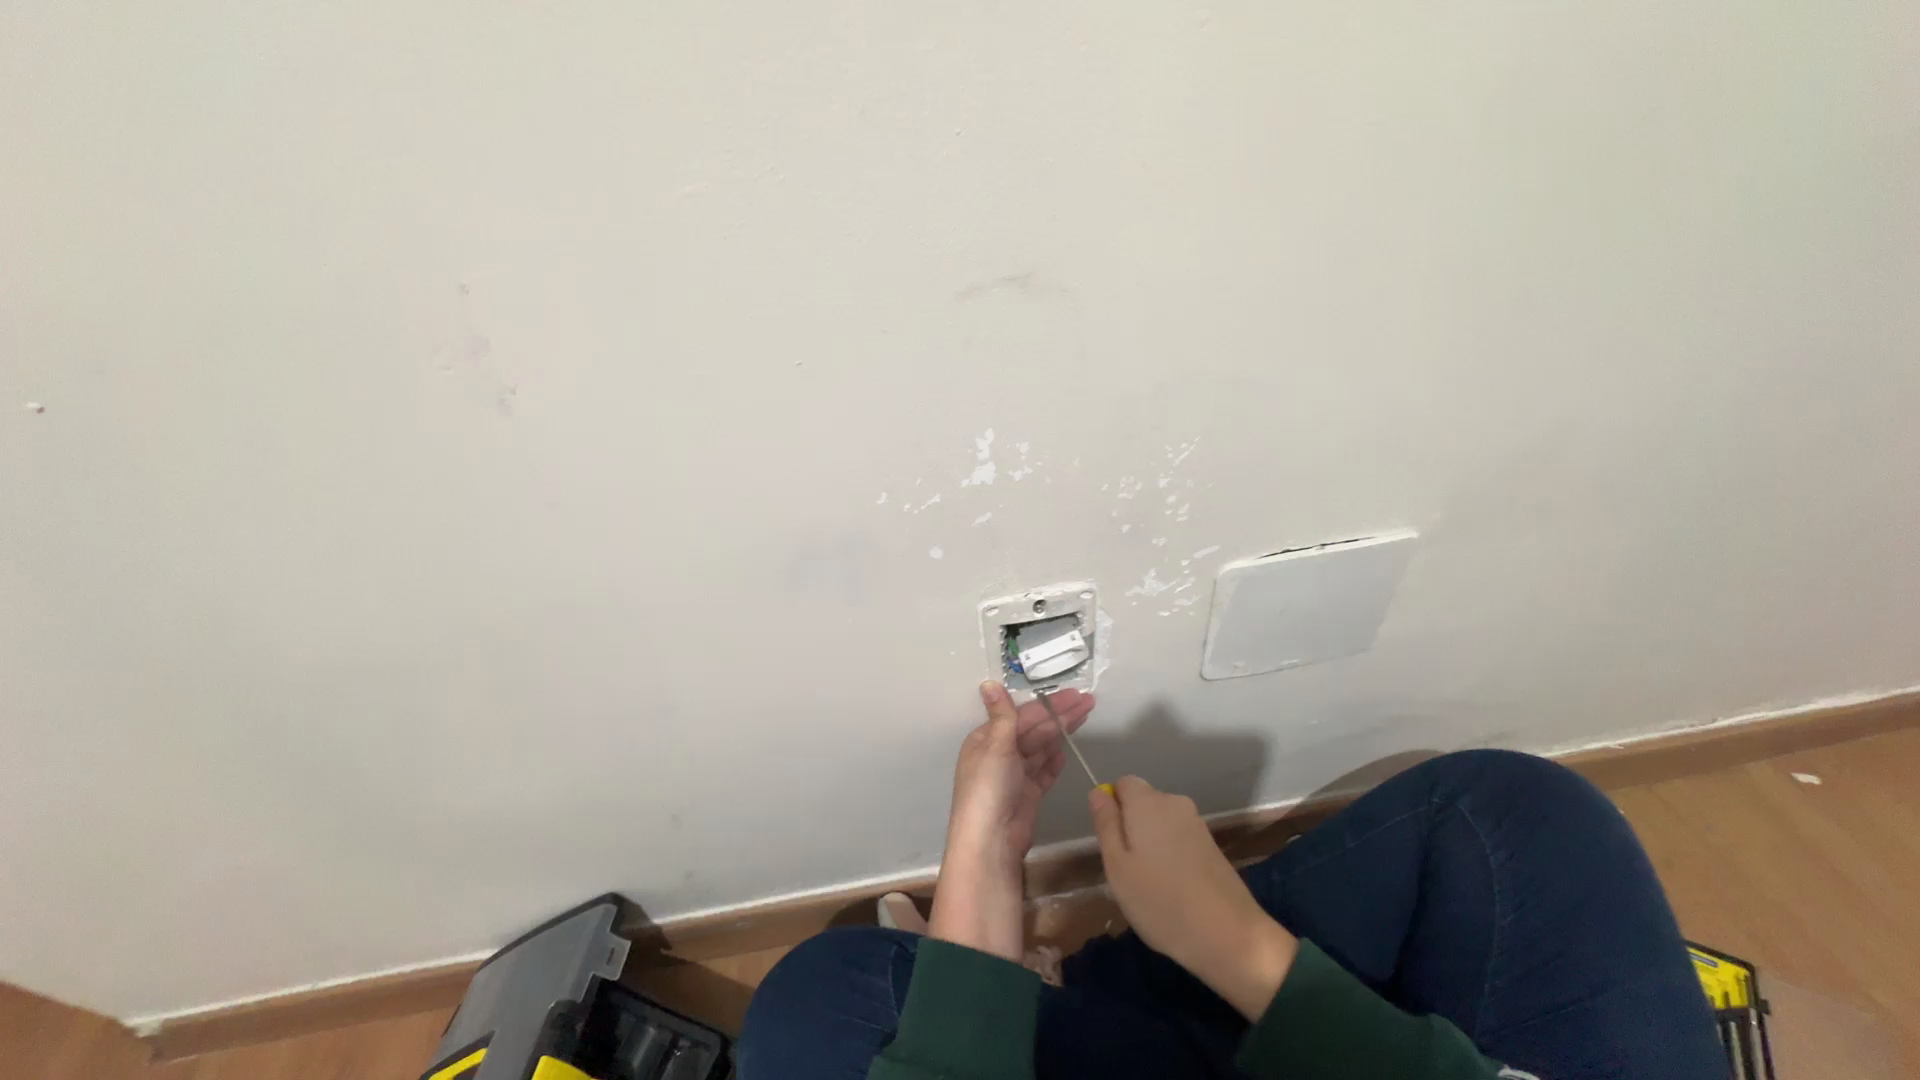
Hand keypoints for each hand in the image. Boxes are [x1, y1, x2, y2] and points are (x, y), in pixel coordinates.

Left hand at [945, 681, 1093, 866]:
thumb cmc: (989, 789)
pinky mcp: (1027, 795)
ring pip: (1041, 748)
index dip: (1048, 705)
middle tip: (1089, 702)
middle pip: (1033, 730)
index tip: (1074, 695)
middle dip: (1060, 716)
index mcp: (986, 739)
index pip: (1022, 716)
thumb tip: (988, 683)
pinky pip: (1043, 771)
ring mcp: (1014, 776)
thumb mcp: (995, 747)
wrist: (991, 842)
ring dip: (1061, 733)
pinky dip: (1053, 760)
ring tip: (1085, 717)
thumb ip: (1002, 716)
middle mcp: (999, 754)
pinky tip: (1065, 750)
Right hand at [1089, 776, 1298, 1018]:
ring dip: (1151, 843)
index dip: (1112, 807)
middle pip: (1143, 802)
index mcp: (1148, 803)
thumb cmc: (1161, 902)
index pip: (1122, 784)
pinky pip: (1179, 838)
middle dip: (1131, 826)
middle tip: (1127, 869)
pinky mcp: (1212, 845)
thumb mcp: (1118, 867)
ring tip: (1150, 883)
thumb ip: (1106, 824)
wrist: (1230, 935)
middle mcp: (1175, 804)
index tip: (1112, 843)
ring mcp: (1197, 824)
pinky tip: (1174, 888)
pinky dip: (1171, 855)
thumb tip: (1098, 792)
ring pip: (1161, 822)